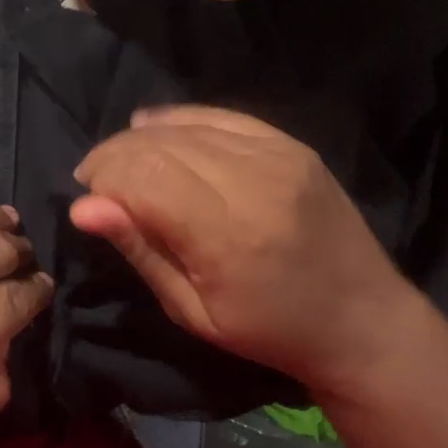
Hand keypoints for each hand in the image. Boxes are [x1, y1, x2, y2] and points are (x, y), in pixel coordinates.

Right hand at [70, 106, 423, 394]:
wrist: (363, 321)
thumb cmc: (269, 332)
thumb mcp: (193, 312)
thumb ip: (140, 250)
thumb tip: (84, 208)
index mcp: (228, 234)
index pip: (143, 176)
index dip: (103, 179)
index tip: (87, 201)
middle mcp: (254, 180)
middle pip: (159, 144)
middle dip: (113, 157)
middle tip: (95, 183)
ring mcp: (279, 155)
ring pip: (185, 125)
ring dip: (140, 140)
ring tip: (121, 164)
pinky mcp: (292, 144)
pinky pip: (221, 116)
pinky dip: (179, 121)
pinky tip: (154, 132)